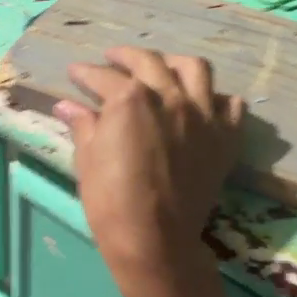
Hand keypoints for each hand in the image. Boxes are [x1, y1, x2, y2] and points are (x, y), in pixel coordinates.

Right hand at [55, 47, 245, 296]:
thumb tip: (67, 106)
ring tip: (162, 69)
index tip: (76, 74)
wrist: (155, 240)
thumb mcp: (87, 160)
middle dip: (125, 57)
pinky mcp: (224, 138)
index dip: (85, 74)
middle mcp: (169, 96)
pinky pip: (229, 105)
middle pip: (149, 62)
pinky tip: (203, 104)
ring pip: (195, 69)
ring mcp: (202, 115)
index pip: (102, 77)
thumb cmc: (111, 202)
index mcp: (130, 99)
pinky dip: (215, 99)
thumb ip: (83, 126)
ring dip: (174, 63)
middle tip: (113, 60)